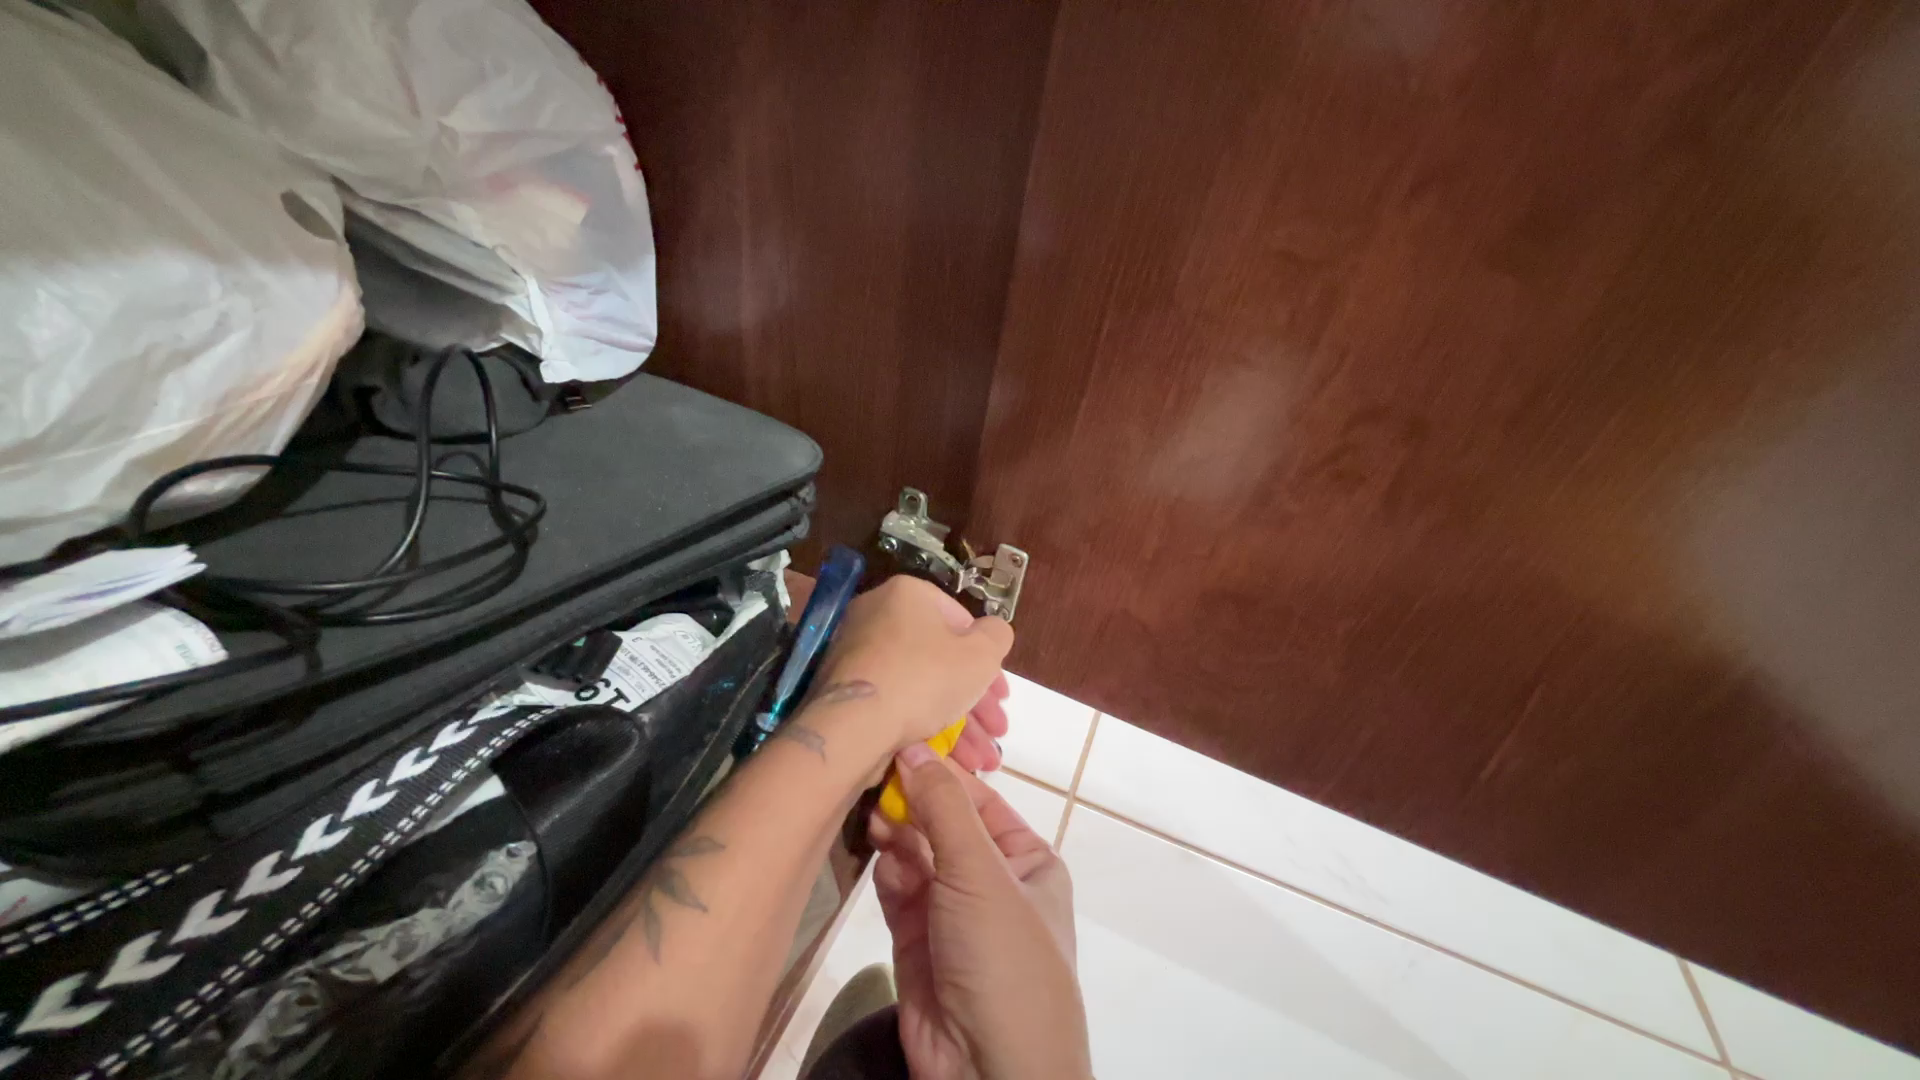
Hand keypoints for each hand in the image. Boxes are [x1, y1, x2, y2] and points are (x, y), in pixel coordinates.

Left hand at [809, 575, 1012, 772]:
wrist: (853, 725)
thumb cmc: (925, 678)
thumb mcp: (981, 654)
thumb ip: (997, 636)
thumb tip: (992, 633)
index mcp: (908, 594)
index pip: (961, 621)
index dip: (989, 661)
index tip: (1001, 697)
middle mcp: (877, 616)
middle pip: (941, 659)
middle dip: (975, 702)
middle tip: (995, 733)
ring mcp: (857, 654)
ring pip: (921, 686)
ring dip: (957, 723)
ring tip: (980, 761)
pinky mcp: (846, 690)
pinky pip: (895, 702)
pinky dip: (923, 726)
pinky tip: (947, 757)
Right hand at [867, 751, 1091, 1079]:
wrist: (990, 1072)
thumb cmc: (1003, 955)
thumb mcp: (980, 873)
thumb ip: (943, 808)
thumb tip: (913, 746)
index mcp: (1027, 860)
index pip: (979, 801)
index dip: (941, 772)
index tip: (898, 742)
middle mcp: (991, 880)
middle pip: (944, 825)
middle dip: (912, 804)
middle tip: (872, 779)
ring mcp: (953, 912)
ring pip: (918, 856)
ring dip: (896, 834)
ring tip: (870, 815)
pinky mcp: (918, 940)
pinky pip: (899, 890)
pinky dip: (887, 870)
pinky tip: (875, 852)